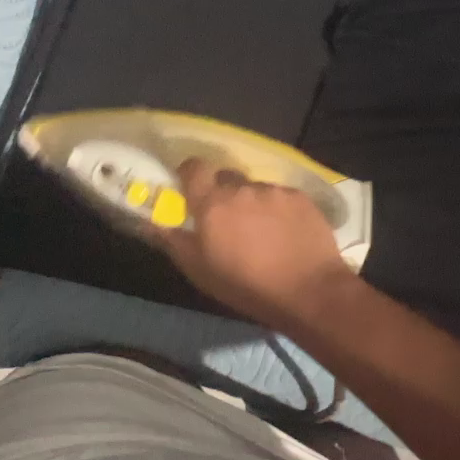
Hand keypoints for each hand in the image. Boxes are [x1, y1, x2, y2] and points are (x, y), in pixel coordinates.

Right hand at [152, 159, 357, 329]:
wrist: (310, 292)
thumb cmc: (247, 285)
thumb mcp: (200, 271)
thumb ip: (173, 242)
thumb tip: (149, 223)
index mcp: (212, 202)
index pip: (193, 167)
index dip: (190, 174)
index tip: (190, 189)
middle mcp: (241, 187)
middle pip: (225, 178)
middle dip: (223, 193)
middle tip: (228, 221)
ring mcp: (274, 191)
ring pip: (255, 189)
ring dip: (252, 204)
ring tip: (263, 233)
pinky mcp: (301, 198)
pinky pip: (281, 197)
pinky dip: (279, 210)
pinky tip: (286, 234)